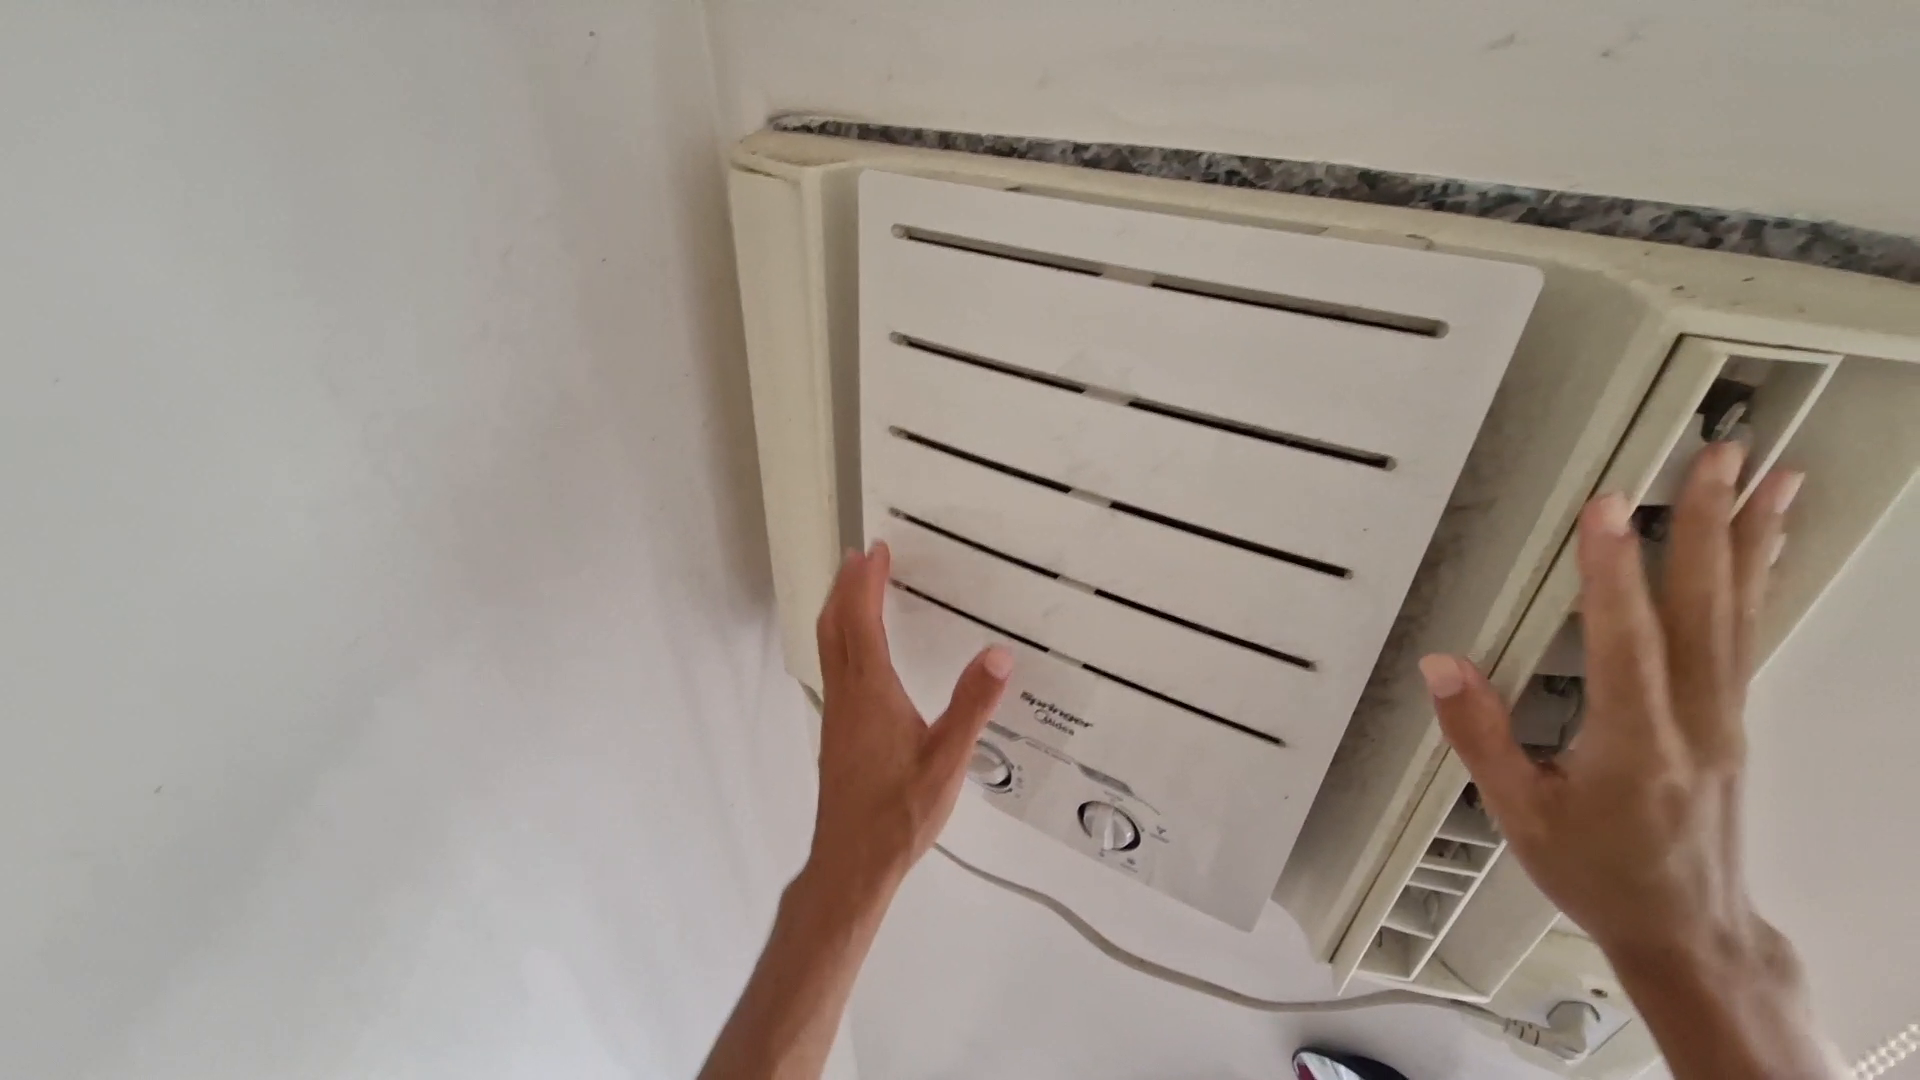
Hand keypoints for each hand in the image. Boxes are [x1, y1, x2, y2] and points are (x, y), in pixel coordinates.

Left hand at [806, 541, 1013, 898]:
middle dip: (844, 586)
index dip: (866, 583)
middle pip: (834, 627)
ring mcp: (837, 715)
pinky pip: (834, 666)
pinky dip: (842, 639)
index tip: (875, 549)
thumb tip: (998, 653)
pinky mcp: (837, 733)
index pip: (862, 622)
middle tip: (859, 556)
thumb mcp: (947, 761)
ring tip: (855, 589)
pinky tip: (862, 653)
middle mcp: (846, 695)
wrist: (852, 864)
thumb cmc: (899, 813)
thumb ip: (972, 706)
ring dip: (839, 610)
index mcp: (870, 692)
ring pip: (829, 647)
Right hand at [1419, 441, 1800, 959]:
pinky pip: (1747, 635)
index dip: (1612, 569)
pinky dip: (1757, 581)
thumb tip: (1443, 668)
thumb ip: (1479, 735)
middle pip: (1704, 609)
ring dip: (1752, 542)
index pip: (1624, 638)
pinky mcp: (1732, 720)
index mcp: (1636, 743)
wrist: (1690, 932)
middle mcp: (1695, 722)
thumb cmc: (1603, 876)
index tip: (1608, 508)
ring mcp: (1725, 718)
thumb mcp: (1520, 814)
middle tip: (1721, 460)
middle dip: (1710, 526)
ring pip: (1740, 615)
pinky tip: (1760, 553)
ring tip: (1771, 481)